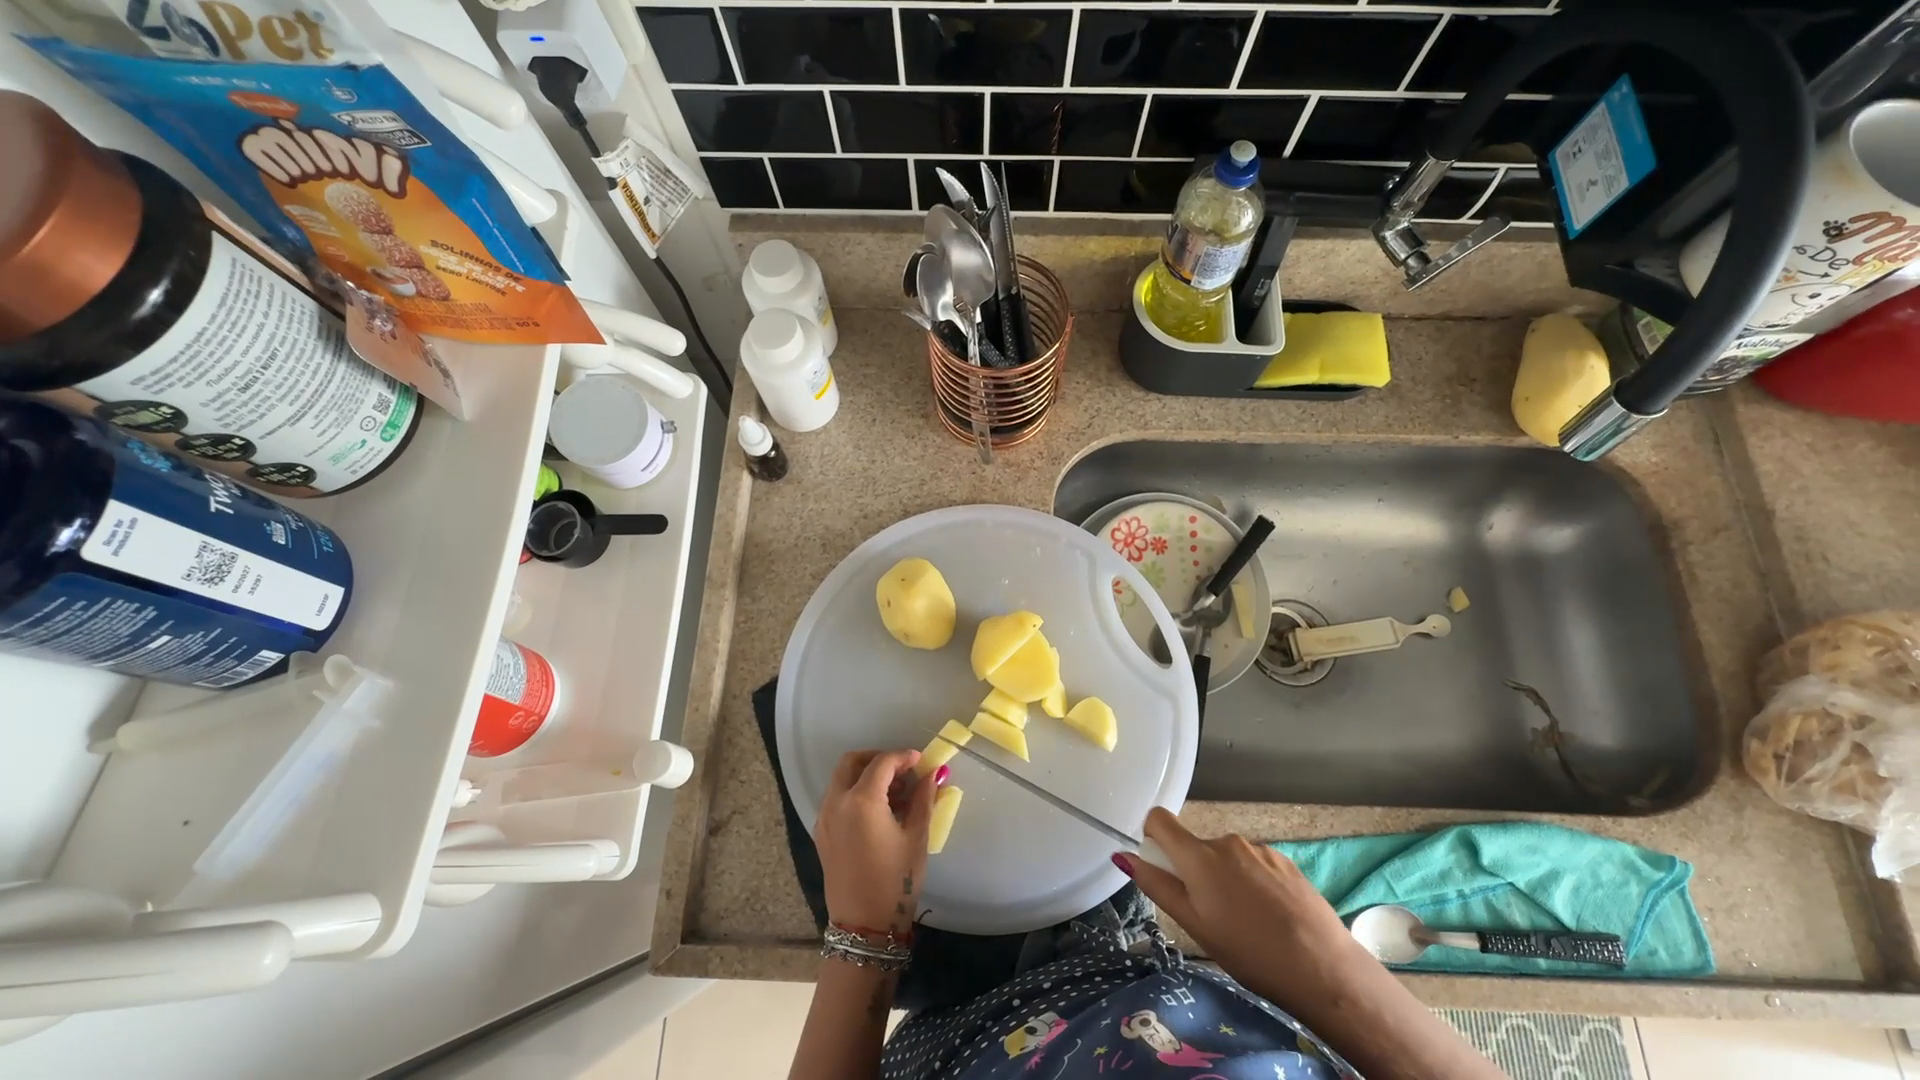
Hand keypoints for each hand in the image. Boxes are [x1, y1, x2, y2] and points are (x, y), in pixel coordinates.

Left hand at [814, 749, 943, 935]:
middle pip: (852, 762)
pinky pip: (836, 798)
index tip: (921, 761)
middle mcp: (836, 803)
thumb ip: (924, 799)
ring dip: (865, 775)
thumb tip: (934, 774)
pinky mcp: (821, 833)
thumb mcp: (916, 837)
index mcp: (861, 801)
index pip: (882, 763)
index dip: (903, 757)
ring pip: (841, 779)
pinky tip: (879, 810)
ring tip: (895, 792)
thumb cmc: (896, 881)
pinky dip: (855, 792)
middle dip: (877, 759)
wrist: (864, 924)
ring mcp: (824, 818)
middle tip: (903, 769)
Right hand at [1118, 808, 1372, 1005]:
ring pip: (1225, 858)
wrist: (1321, 966)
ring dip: (1224, 879)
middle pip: (1194, 845)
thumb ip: (1157, 886)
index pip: (1159, 819)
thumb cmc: (1248, 951)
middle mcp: (1227, 841)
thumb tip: (1124, 856)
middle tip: (1209, 916)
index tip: (1162, 870)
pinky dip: (1250, 883)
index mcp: (1199, 856)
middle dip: (1193, 872)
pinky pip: (1252, 864)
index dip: (1153, 838)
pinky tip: (1268, 917)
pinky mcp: (1285, 861)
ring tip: (1243, 922)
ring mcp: (1259, 849)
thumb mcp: (1194, 925)